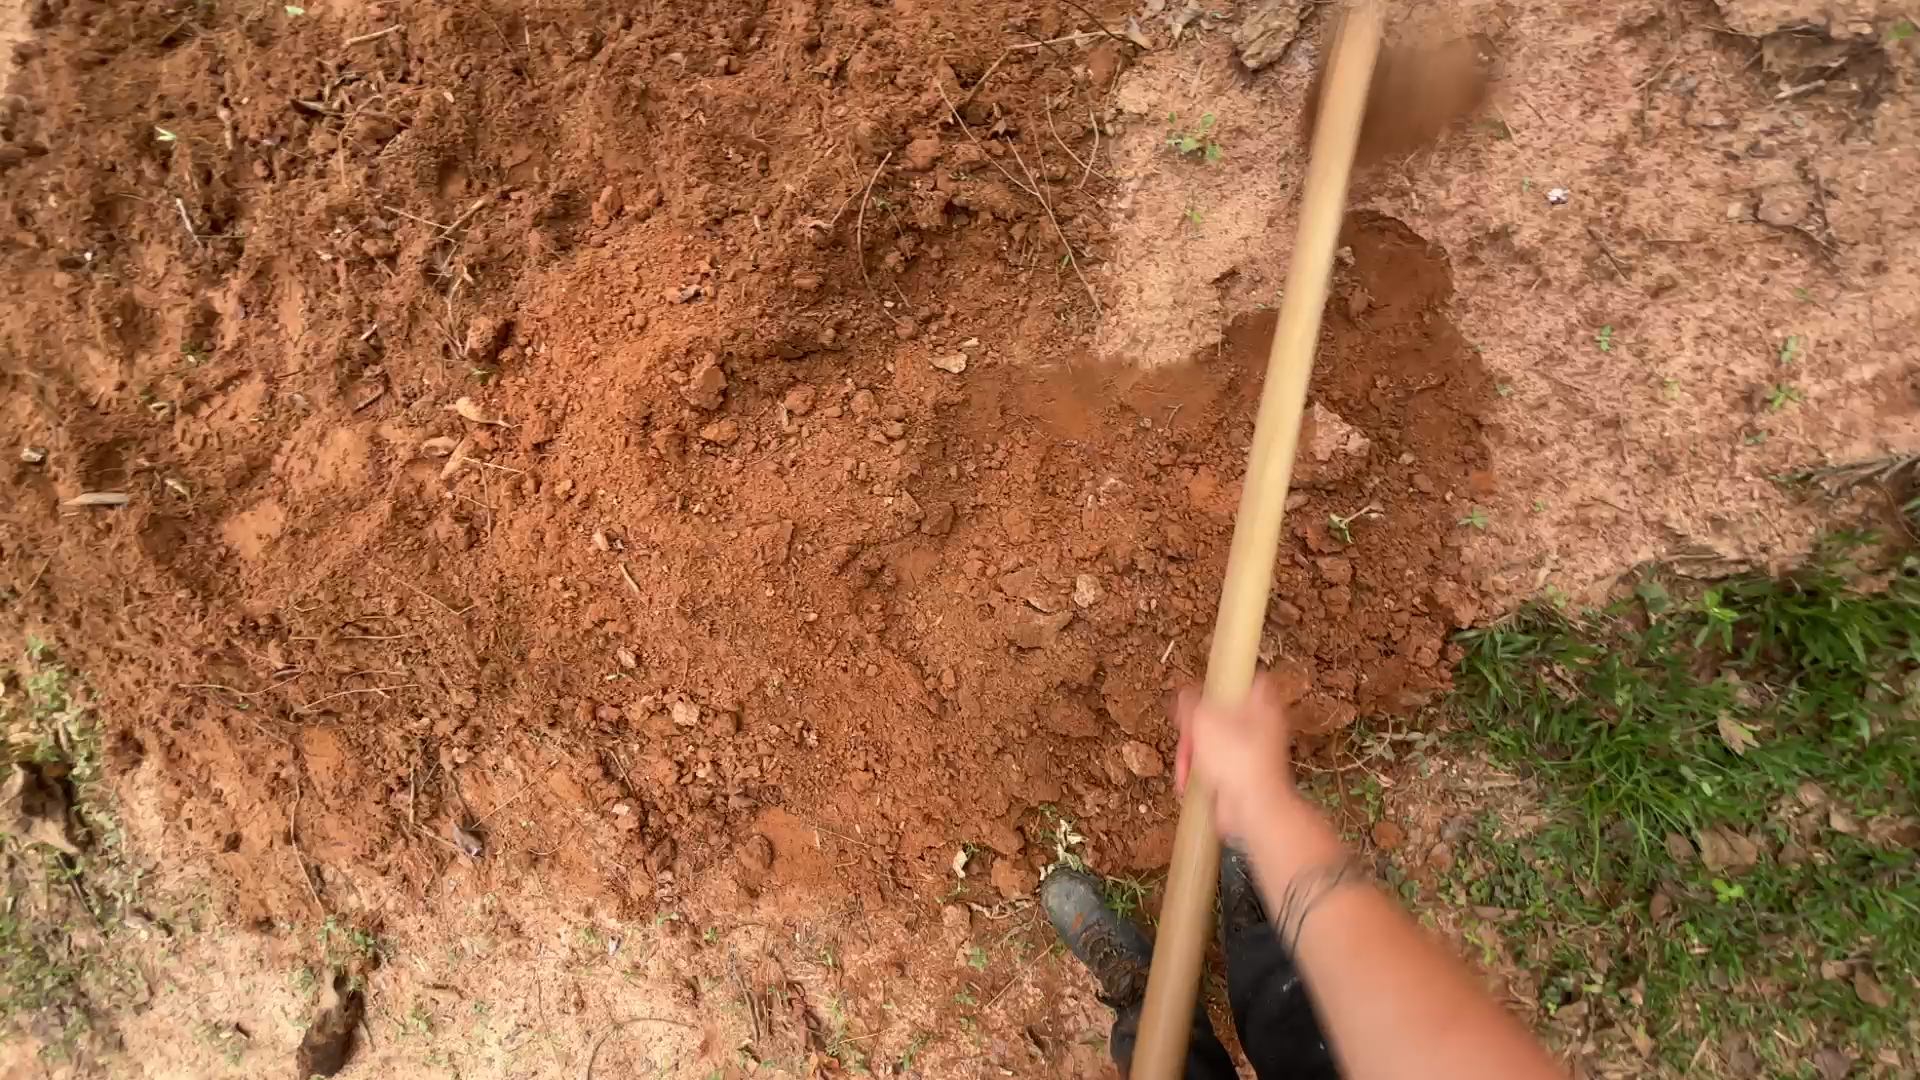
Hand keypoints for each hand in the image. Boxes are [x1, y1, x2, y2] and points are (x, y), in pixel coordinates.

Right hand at [1172, 673, 1299, 841]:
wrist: (1252, 808)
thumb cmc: (1233, 756)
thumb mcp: (1203, 718)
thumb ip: (1190, 702)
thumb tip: (1185, 694)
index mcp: (1261, 703)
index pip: (1250, 678)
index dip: (1226, 679)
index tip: (1205, 687)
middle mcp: (1262, 725)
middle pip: (1222, 712)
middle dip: (1196, 725)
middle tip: (1185, 733)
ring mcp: (1253, 752)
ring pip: (1214, 741)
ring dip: (1193, 752)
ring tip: (1185, 765)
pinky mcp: (1243, 775)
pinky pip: (1215, 765)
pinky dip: (1200, 771)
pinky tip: (1188, 781)